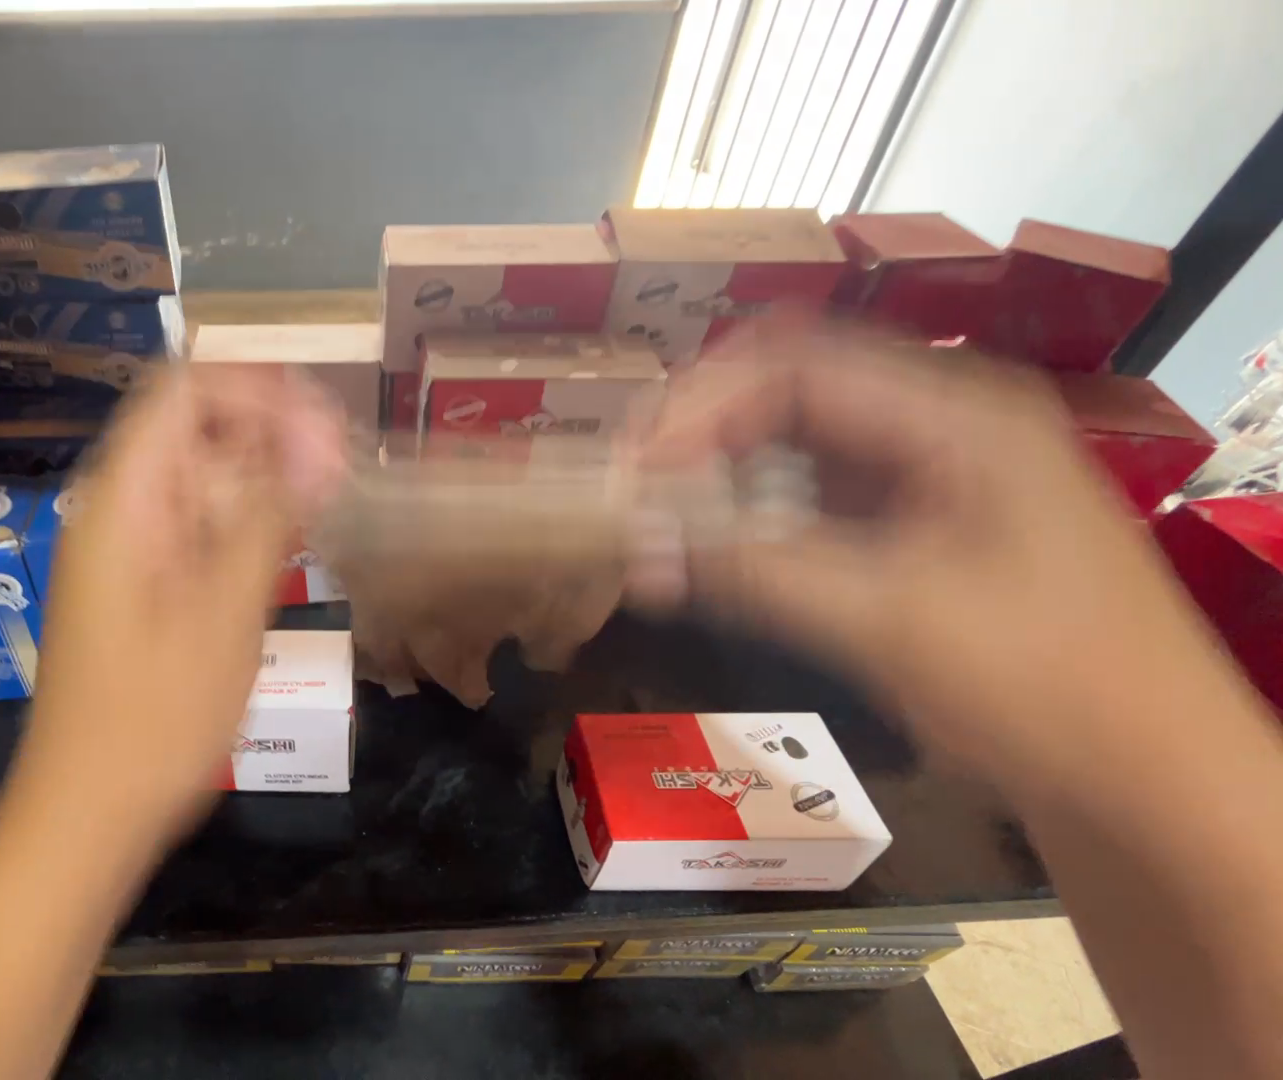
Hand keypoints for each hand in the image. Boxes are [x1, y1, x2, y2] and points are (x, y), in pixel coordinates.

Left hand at [14, 365, 345, 846]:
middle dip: (267, 430)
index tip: (323, 421)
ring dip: (261, 476)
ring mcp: (126, 549)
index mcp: (123, 501)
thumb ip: (268, 518)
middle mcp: (117, 510)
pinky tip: (289, 543)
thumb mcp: (223, 615)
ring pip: (198, 479)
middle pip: (191, 429)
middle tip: (338, 463)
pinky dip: (243, 520)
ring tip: (326, 496)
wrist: (86, 812)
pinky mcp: (141, 585)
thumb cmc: (153, 723)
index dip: (255, 389)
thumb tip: (318, 441)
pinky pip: (195, 526)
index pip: (182, 391)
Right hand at [625, 319, 1243, 791]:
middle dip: (695, 436)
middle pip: (782, 394)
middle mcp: (931, 427)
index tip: (636, 470)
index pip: (795, 368)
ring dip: (712, 479)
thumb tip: (639, 544)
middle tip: (630, 490)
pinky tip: (698, 553)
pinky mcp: (897, 526)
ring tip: (652, 522)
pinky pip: (796, 499)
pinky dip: (739, 521)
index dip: (700, 407)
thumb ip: (756, 569)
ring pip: (782, 447)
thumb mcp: (892, 621)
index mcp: (956, 418)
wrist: (1143, 780)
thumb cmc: (1049, 690)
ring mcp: (916, 476)